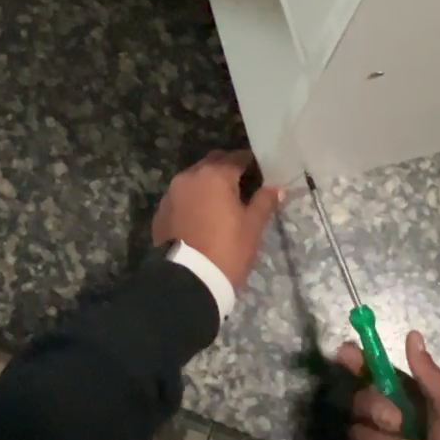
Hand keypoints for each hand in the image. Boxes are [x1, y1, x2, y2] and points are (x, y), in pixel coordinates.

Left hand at [151, 150, 282, 287]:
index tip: (259, 169)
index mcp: (215, 175)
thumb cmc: (227, 250)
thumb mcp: (252, 226)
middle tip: (242, 181)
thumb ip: (264, 201)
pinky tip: (201, 214)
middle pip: (212, 163)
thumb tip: (278, 186)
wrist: (187, 281)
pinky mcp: (161, 211)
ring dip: (207, 182)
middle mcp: (190, 177)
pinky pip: (180, 196)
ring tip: (221, 199)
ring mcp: (171, 193)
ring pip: (193, 178)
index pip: (236, 158)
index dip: (250, 161)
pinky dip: (192, 199)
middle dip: (227, 167)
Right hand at [341, 331, 439, 439]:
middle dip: (377, 410)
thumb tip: (412, 334)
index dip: (358, 363)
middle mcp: (391, 425)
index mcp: (412, 403)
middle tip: (398, 422)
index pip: (376, 375)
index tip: (346, 354)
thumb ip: (429, 375)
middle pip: (360, 401)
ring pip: (360, 436)